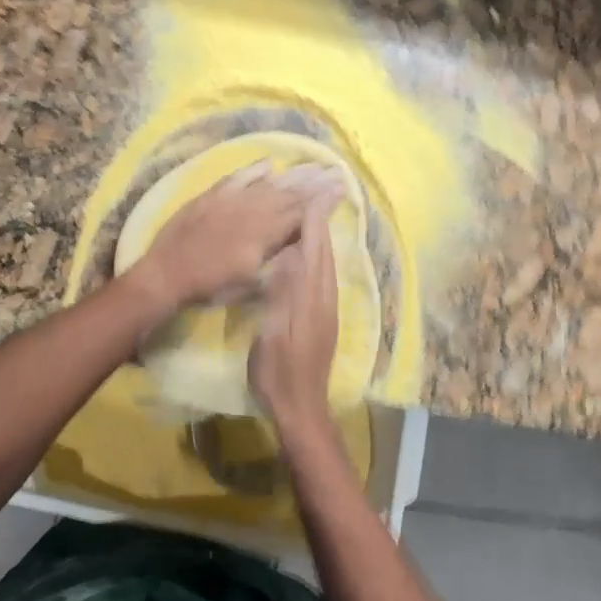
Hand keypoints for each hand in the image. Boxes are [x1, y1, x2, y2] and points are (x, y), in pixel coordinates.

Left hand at [129, 162, 343, 311]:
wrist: (167, 273)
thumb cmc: (210, 286)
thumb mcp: (250, 284)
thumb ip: (277, 261)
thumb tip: (301, 244)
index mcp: (265, 234)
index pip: (302, 213)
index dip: (324, 201)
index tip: (342, 189)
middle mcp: (253, 211)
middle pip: (291, 194)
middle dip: (316, 183)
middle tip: (337, 171)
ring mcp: (232, 200)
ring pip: (270, 183)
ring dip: (294, 174)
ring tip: (314, 165)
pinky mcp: (212, 196)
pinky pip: (239, 177)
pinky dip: (255, 170)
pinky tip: (270, 164)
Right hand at [247, 198, 341, 436]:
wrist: (300, 407)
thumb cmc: (279, 373)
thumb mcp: (273, 335)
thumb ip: (284, 296)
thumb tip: (290, 256)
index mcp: (311, 300)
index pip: (313, 251)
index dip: (311, 222)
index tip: (308, 194)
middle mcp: (324, 299)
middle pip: (324, 254)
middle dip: (321, 223)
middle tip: (314, 195)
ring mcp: (327, 311)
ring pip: (327, 265)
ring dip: (322, 238)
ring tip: (312, 216)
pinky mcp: (323, 320)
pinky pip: (324, 278)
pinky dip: (319, 257)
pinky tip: (309, 256)